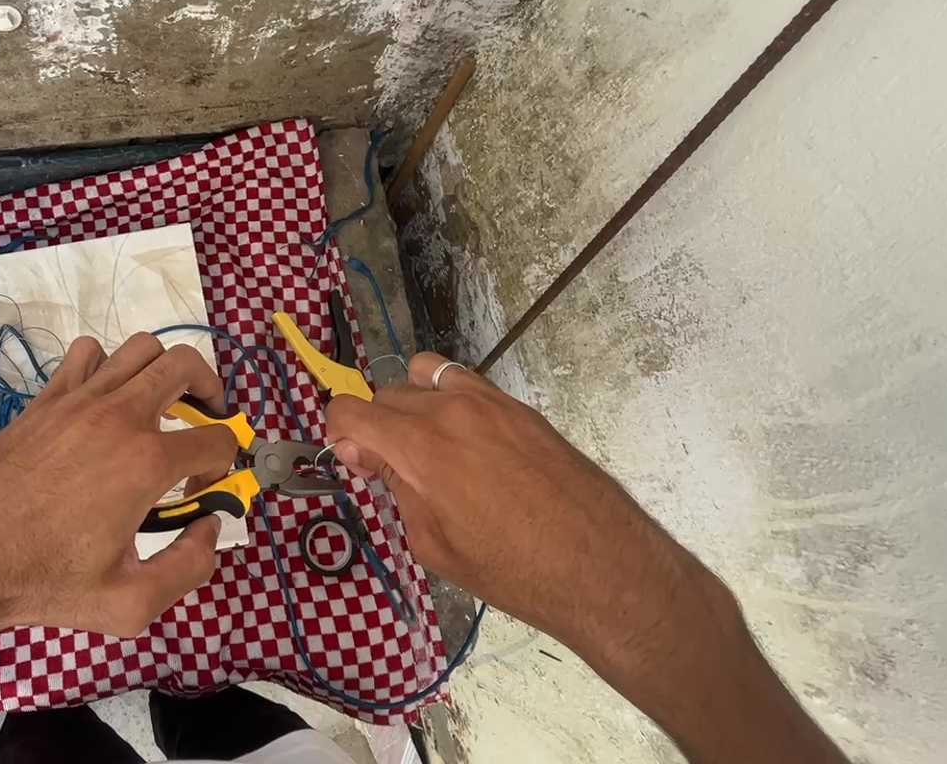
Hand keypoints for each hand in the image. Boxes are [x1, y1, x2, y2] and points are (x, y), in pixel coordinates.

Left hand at [0, 332, 238, 637]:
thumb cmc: (45, 580)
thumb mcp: (130, 605)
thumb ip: (189, 568)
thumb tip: (210, 527)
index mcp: (146, 461)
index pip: (216, 439)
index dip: (223, 463)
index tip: (204, 487)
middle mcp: (121, 415)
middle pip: (187, 365)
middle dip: (210, 389)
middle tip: (206, 419)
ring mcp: (82, 398)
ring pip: (141, 348)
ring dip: (163, 369)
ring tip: (162, 402)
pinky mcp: (49, 396)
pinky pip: (88, 352)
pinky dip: (107, 363)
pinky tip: (105, 397)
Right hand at [325, 352, 716, 663]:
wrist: (607, 569)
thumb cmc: (513, 571)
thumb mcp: (434, 543)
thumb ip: (391, 485)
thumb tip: (361, 450)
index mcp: (421, 446)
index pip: (348, 410)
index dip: (339, 435)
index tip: (356, 463)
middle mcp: (449, 408)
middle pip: (383, 394)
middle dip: (376, 427)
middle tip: (396, 472)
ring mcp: (488, 399)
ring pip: (421, 375)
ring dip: (411, 404)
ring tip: (430, 445)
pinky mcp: (517, 404)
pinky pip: (463, 381)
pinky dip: (448, 398)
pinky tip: (469, 442)